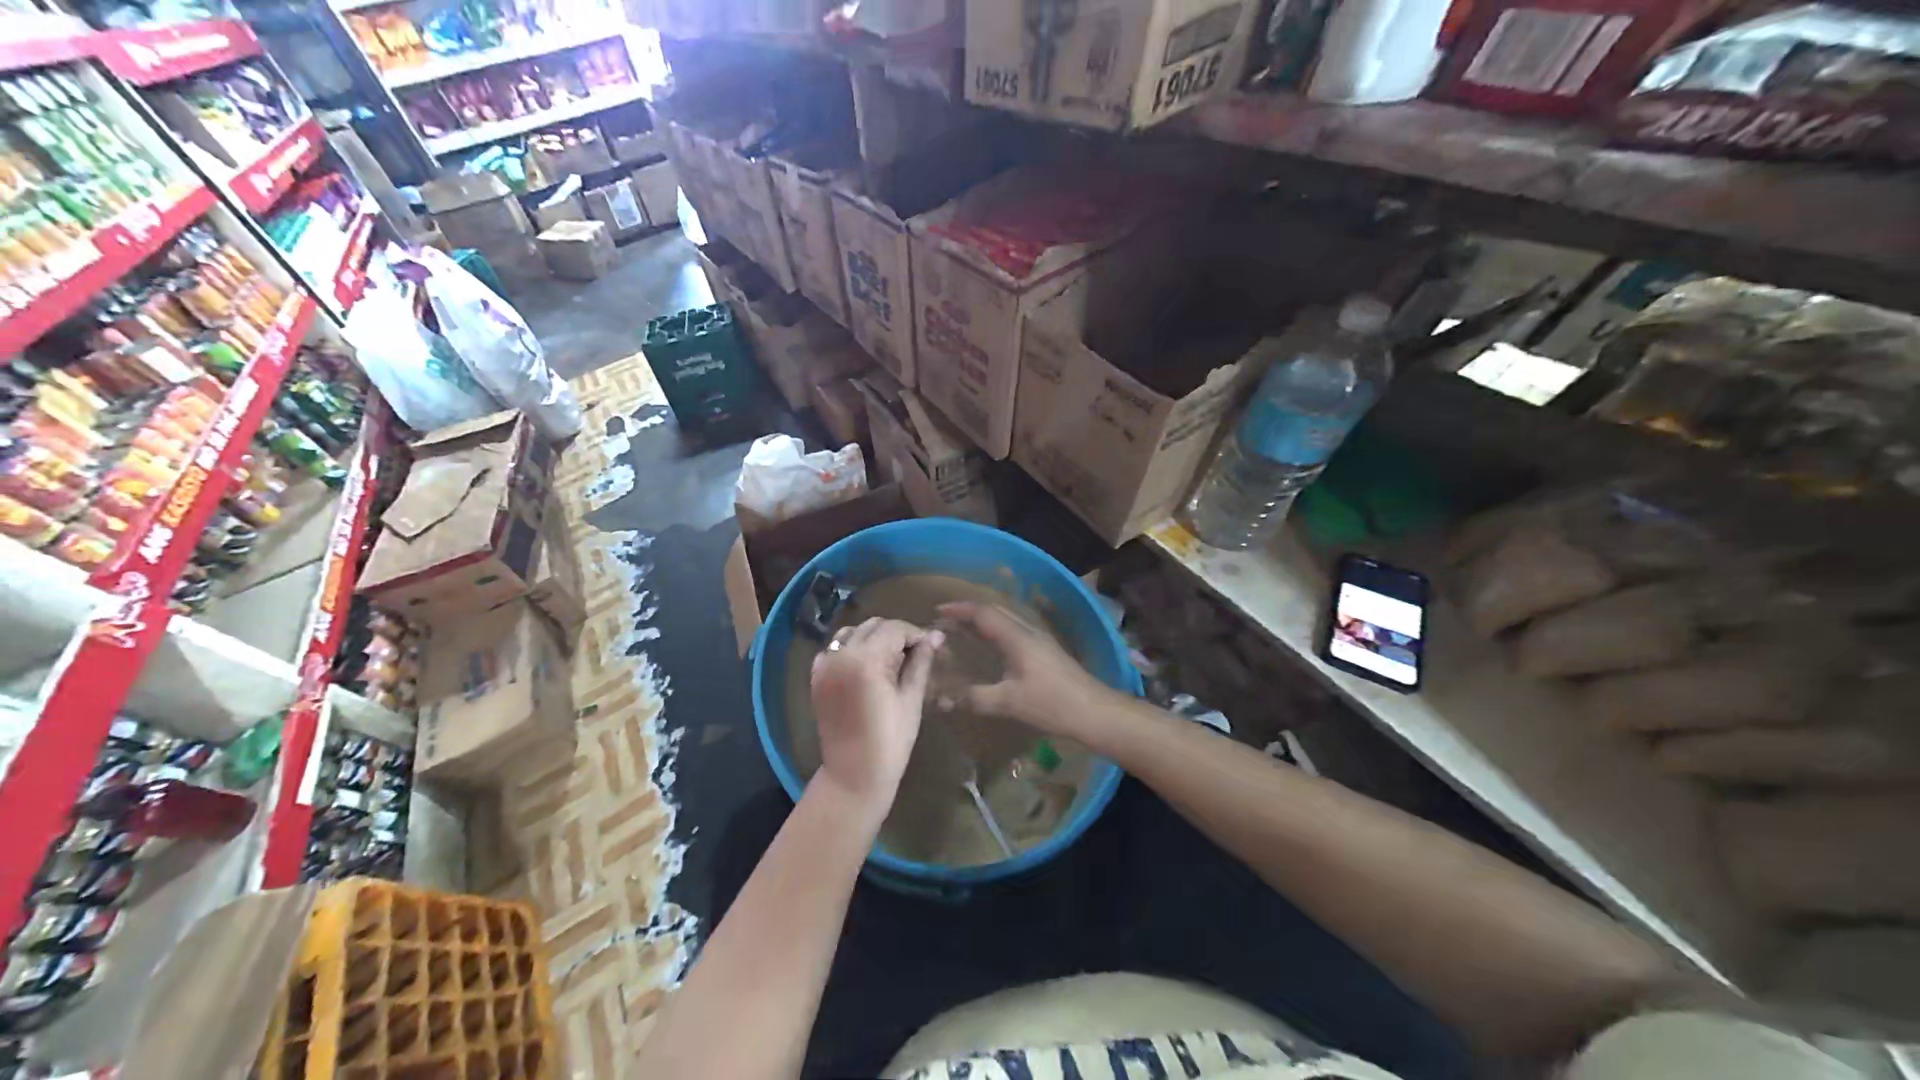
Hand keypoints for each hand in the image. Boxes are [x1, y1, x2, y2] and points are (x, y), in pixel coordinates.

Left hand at [810, 618, 943, 809]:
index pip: (895, 629)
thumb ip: (921, 662)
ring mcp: (824, 665)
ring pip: (852, 633)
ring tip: (889, 660)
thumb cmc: (890, 741)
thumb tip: (935, 636)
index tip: (930, 647)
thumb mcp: (911, 699)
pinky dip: (851, 648)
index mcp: (866, 660)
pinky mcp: (816, 676)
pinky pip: (834, 648)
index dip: (915, 634)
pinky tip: (865, 667)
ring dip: (873, 638)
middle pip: (873, 626)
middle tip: (913, 655)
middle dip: (895, 634)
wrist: (853, 775)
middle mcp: (840, 654)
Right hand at [935, 602, 1116, 738]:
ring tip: (961, 632)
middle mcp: (1027, 631)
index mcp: (1017, 637)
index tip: (937, 612)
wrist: (1094, 711)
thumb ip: (974, 697)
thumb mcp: (1008, 702)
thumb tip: (941, 698)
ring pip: (1005, 620)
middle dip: (968, 612)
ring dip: (982, 621)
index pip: (983, 613)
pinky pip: (1013, 631)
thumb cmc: (1052, 704)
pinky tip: (989, 649)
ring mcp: (1039, 639)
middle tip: (945, 622)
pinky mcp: (1045, 650)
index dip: (959, 609)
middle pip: (994, 611)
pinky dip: (994, 632)